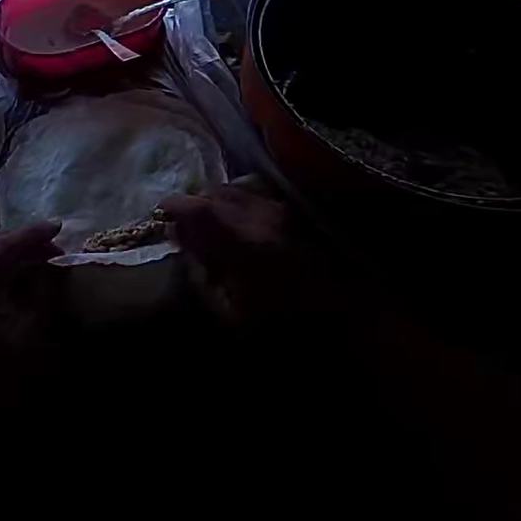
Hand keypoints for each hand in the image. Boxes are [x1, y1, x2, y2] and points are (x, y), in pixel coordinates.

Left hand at [0, 221, 62, 437]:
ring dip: (5, 244)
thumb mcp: (28, 339)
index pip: (3, 248)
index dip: (32, 234)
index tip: (58, 228)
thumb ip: (40, 298)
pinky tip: (6, 264)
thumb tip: (50, 270)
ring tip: (32, 251)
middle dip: (22, 238)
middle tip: (52, 245)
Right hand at [157, 177, 355, 325]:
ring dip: (219, 201)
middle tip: (185, 223)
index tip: (161, 216)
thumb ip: (201, 276)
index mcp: (241, 236)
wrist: (359, 330)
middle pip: (217, 192)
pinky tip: (244, 224)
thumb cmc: (290, 330)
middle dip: (195, 203)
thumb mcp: (232, 315)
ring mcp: (285, 211)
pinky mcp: (302, 216)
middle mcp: (261, 212)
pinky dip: (244, 203)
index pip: (196, 206)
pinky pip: (262, 196)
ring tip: (213, 223)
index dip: (174, 207)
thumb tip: (185, 245)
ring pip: (240, 190)